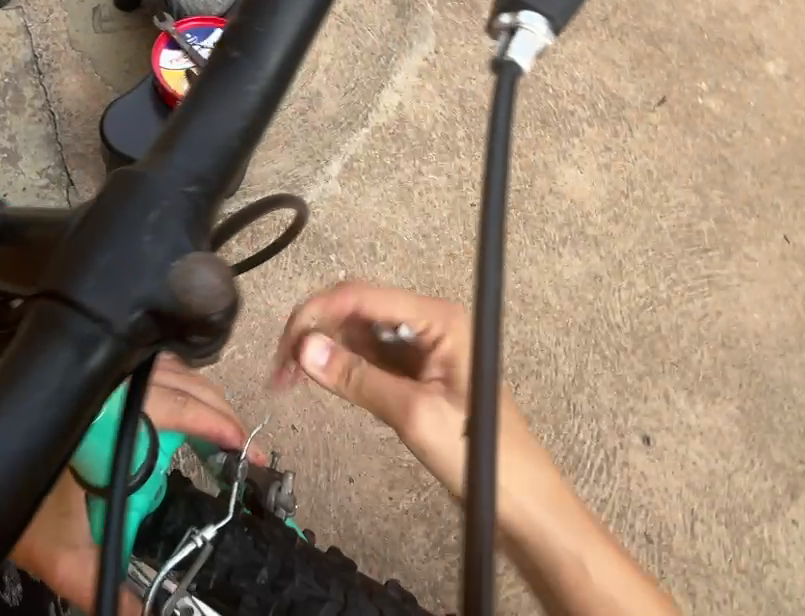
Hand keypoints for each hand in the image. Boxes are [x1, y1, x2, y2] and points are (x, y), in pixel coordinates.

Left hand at [10, 355, 256, 613]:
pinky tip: (186, 407)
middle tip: (244, 448)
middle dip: (219, 412)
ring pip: (167, 368)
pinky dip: (177, 382)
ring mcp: (100, 375)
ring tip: (222, 430)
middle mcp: (106, 384)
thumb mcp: (65, 556)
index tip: (244, 451)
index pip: (176, 405)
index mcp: (105, 416)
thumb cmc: (17, 507)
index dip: (216, 424)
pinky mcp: (94, 377)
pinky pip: (149, 367)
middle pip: (180, 382)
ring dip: (201, 394)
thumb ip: (108, 589)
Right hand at [274, 282, 679, 615]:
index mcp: (438, 319)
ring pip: (357, 333)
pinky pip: (368, 357)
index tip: (286, 344)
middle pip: (355, 309)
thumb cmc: (484, 459)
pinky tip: (317, 382)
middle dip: (315, 332)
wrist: (523, 508)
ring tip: (289, 378)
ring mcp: (421, 347)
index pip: (361, 296)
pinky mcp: (415, 372)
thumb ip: (357, 378)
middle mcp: (428, 323)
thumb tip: (305, 349)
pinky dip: (341, 367)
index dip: (316, 313)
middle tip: (281, 367)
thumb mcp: (414, 415)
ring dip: (323, 350)